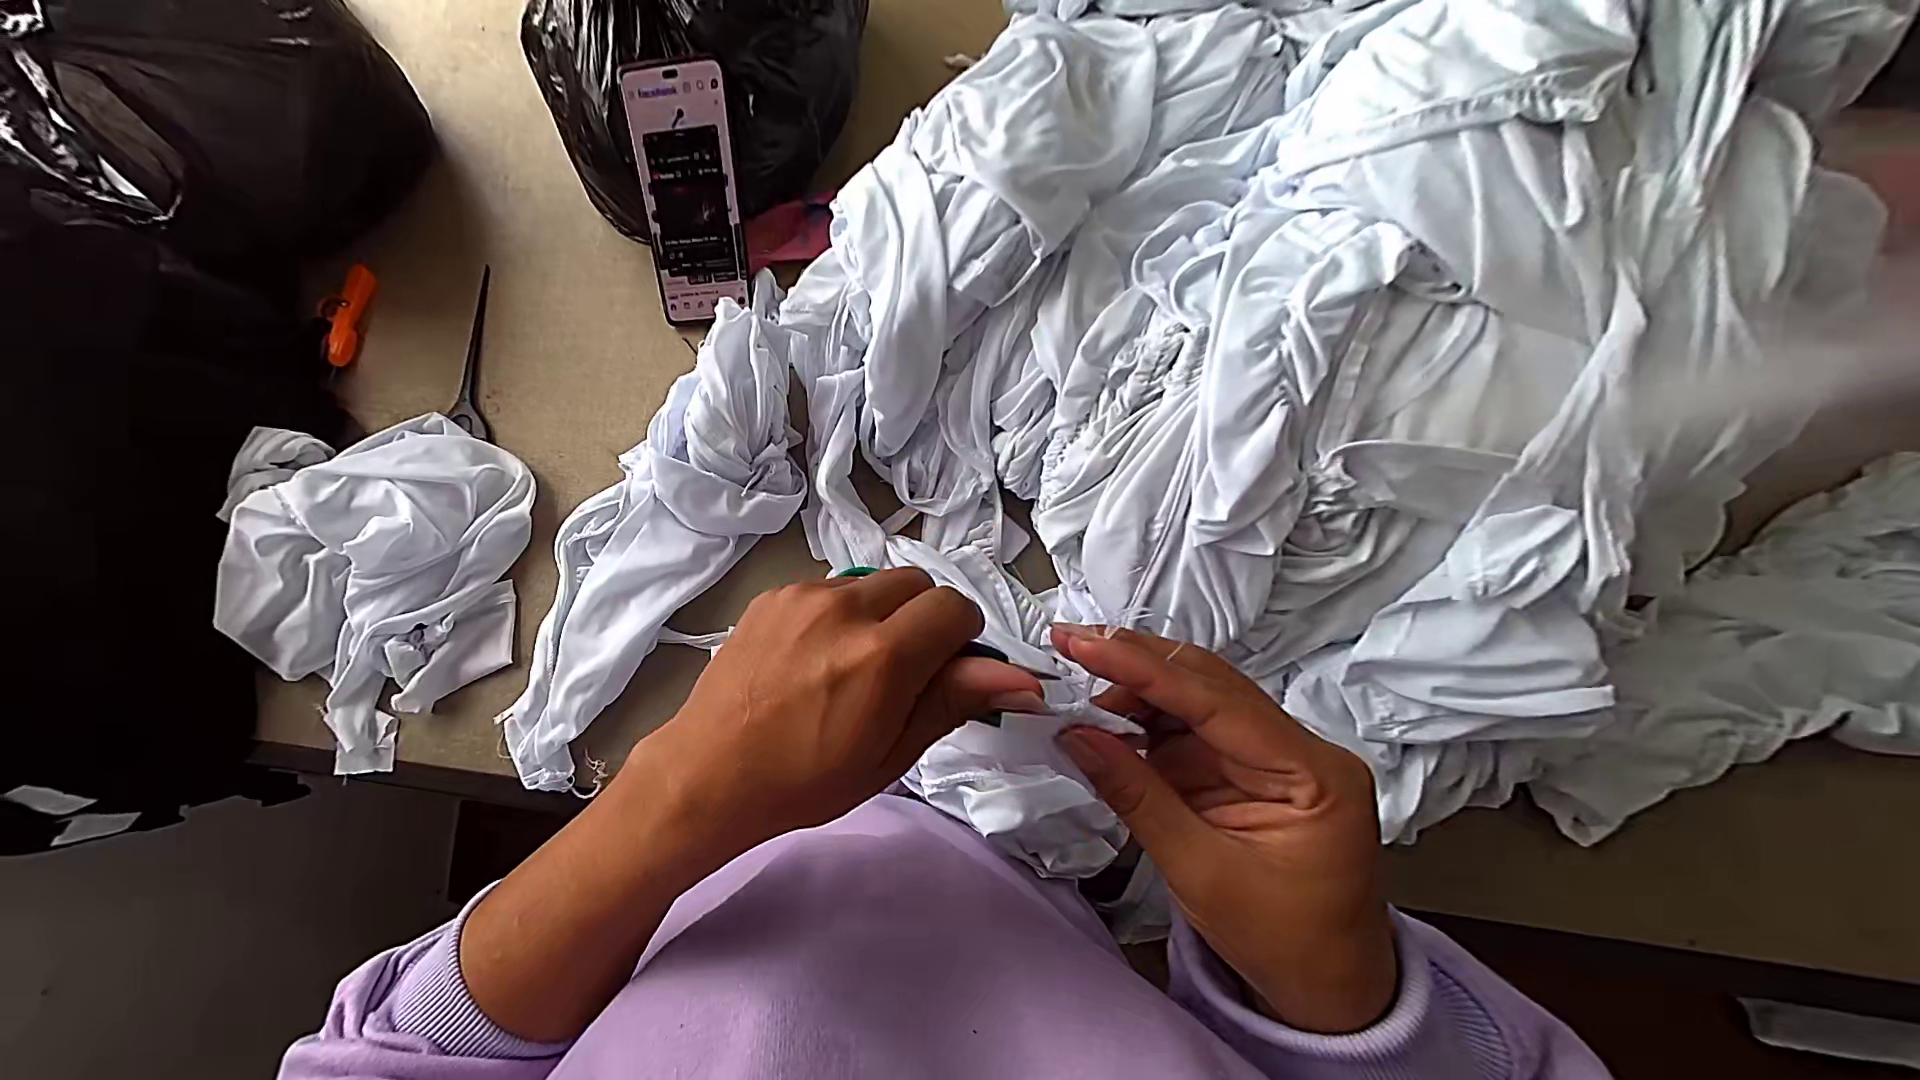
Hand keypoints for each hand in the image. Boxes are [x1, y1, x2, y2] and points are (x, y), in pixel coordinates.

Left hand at [462, 569, 1041, 1040]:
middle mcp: (846, 608)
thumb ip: (956, 700)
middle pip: (919, 583)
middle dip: (925, 618)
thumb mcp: (892, 753)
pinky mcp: (775, 593)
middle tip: (901, 668)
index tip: (942, 671)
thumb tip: (1024, 680)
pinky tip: (815, 654)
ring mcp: (804, 594)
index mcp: (883, 655)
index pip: (955, 607)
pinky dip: (843, 612)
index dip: (961, 639)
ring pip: (876, 582)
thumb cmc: (807, 780)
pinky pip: (833, 587)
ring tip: (853, 662)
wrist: (707, 774)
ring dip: (884, 612)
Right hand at [1052, 625, 1395, 1033]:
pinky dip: (1143, 714)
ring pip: (1194, 693)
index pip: (1215, 699)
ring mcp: (1268, 750)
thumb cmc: (1281, 941)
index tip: (1087, 644)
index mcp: (1312, 771)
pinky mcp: (1242, 761)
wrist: (1325, 986)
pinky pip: (1188, 723)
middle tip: (1073, 643)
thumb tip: (1076, 736)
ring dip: (1135, 684)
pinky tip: (1108, 710)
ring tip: (1080, 679)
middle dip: (1135, 660)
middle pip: (1207, 682)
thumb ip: (1136, 795)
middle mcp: (1296, 745)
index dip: (1144, 667)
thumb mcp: (1200, 873)